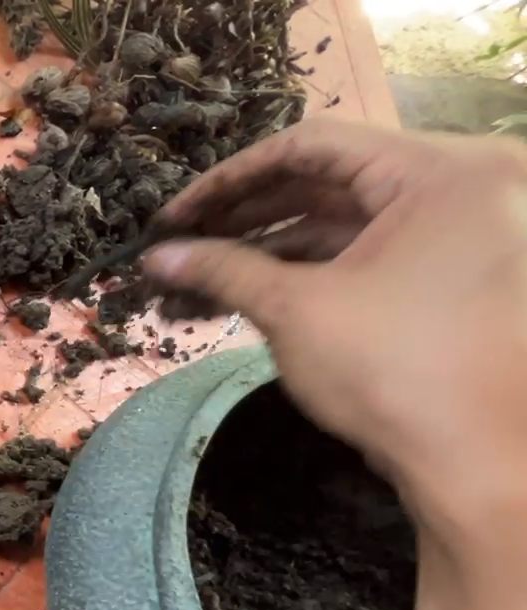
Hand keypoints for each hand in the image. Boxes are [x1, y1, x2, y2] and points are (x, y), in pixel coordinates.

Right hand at [143, 119, 526, 540]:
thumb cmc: (388, 365)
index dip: (229, 178)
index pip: (313, 146)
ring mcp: (456, 226)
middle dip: (240, 213)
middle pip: (326, 178)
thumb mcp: (293, 308)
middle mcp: (461, 184)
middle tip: (175, 244)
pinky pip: (357, 247)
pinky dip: (296, 264)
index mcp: (443, 173)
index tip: (172, 216)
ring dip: (259, 245)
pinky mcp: (442, 265)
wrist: (473, 445)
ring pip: (336, 217)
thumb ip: (221, 270)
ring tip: (192, 276)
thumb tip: (154, 257)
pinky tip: (236, 290)